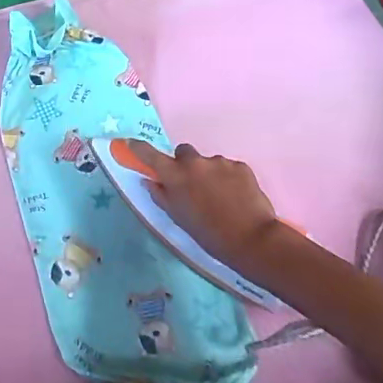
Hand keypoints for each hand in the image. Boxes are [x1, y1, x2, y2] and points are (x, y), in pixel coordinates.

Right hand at [128, 142, 281, 259]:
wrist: (252, 239)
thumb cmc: (208, 233)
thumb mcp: (178, 217)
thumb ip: (161, 195)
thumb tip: (151, 181)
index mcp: (175, 175)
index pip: (150, 154)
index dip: (138, 147)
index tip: (130, 142)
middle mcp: (194, 162)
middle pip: (183, 152)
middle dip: (184, 164)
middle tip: (191, 184)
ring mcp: (220, 162)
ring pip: (208, 162)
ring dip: (209, 173)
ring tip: (220, 196)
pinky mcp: (241, 166)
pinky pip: (228, 168)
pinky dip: (228, 178)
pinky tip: (235, 196)